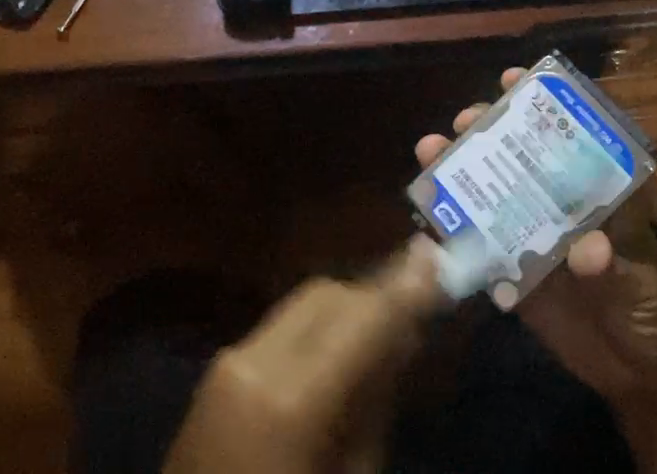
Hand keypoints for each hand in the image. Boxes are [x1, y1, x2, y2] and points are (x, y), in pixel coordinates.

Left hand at [164, 238, 446, 473]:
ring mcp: (230, 360)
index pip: (364, 319)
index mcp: (291, 398)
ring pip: (305, 304)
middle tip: (415, 314)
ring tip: (380, 336)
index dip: (406, 286)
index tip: (436, 255)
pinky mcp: (219, 368)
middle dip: (375, 297)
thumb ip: (375, 402)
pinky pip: (282, 327)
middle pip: (331, 295)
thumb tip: (401, 338)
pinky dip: (318, 329)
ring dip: (347, 310)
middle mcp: (256, 359)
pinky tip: (338, 352)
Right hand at [415, 68, 656, 402]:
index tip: (514, 79)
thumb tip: (588, 250)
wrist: (643, 376)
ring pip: (498, 189)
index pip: (575, 131)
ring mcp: (539, 232)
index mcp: (607, 187)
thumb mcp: (648, 283)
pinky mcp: (516, 269)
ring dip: (464, 168)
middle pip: (528, 152)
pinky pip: (481, 242)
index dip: (545, 103)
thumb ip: (619, 266)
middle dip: (495, 128)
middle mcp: (568, 199)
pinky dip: (454, 226)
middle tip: (466, 118)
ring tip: (432, 148)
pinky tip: (427, 212)